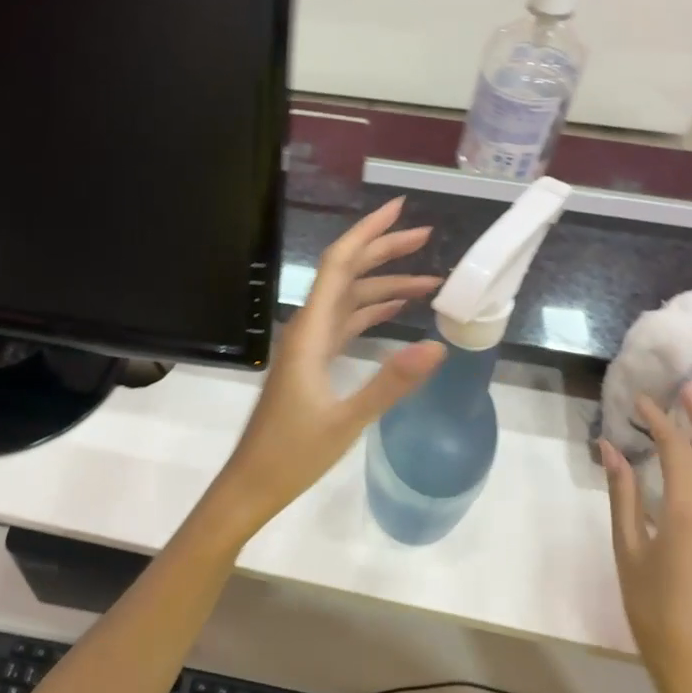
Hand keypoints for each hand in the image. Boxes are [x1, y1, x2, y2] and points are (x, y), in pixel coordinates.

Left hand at [211, 197, 446, 530]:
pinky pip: (345, 325)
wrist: (254, 481)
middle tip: (428, 238)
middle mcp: (307, 330)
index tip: (401, 211)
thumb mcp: (347, 420)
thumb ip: (390, 383)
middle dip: (384, 252)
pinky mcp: (312, 364)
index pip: (339, 265)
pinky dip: (371, 313)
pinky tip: (396, 311)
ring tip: (429, 280)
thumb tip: (438, 346)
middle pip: (346, 275)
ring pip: (348, 301)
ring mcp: (309, 347)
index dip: (369, 233)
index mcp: (310, 332)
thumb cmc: (293, 453)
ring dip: (384, 286)